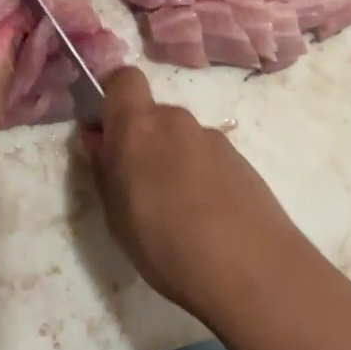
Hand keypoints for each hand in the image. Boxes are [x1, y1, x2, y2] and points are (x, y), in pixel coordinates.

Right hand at [82, 67, 311, 318]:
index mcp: (138, 127)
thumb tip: (96, 139)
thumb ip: (104, 169)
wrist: (253, 270)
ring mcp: (212, 138)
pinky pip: (206, 157)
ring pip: (180, 138)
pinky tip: (205, 218)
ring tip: (176, 211)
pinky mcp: (240, 159)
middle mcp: (176, 121)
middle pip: (152, 114)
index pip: (123, 79)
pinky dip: (199, 176)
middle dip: (142, 140)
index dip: (113, 96)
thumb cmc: (167, 245)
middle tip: (138, 186)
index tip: (106, 131)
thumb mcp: (116, 216)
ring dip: (172, 161)